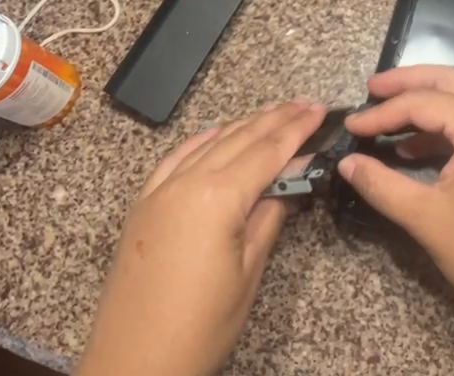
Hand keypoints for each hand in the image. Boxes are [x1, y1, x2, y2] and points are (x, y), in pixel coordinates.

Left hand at [79, 101, 325, 375]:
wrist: (132, 367)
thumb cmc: (199, 328)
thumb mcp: (247, 272)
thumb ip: (270, 214)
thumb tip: (291, 177)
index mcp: (217, 198)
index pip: (267, 151)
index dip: (297, 129)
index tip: (321, 110)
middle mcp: (186, 182)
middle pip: (240, 139)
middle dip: (276, 119)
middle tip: (307, 104)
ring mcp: (160, 191)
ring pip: (210, 142)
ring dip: (244, 124)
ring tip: (274, 111)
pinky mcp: (143, 205)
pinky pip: (175, 158)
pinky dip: (201, 141)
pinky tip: (217, 132)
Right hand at [339, 65, 453, 322]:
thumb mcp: (427, 218)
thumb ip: (382, 185)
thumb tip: (347, 164)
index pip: (422, 102)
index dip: (382, 113)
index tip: (351, 126)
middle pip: (448, 81)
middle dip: (407, 82)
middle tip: (372, 88)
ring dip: (427, 102)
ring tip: (389, 116)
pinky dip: (446, 126)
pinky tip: (416, 149)